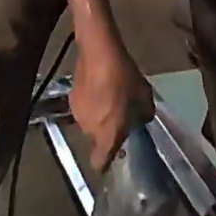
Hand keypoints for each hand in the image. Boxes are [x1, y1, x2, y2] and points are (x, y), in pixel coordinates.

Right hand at [71, 41, 153, 170]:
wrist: (99, 52)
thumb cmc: (124, 78)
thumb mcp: (144, 97)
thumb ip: (143, 116)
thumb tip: (139, 121)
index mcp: (107, 135)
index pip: (99, 163)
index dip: (106, 161)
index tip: (114, 152)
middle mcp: (89, 131)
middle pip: (96, 140)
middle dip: (106, 131)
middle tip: (118, 114)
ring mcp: (77, 114)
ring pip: (89, 123)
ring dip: (98, 115)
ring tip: (108, 96)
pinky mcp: (71, 97)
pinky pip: (83, 107)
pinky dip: (90, 101)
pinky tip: (98, 85)